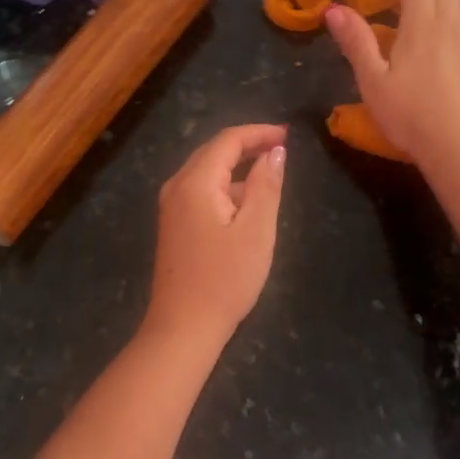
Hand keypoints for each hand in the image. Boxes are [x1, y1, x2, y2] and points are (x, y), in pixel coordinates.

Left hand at [147, 124, 286, 344]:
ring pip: (206, 170)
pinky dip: (226, 184)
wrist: (183, 326)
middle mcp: (177, 186)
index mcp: (196, 182)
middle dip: (248, 144)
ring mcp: (171, 206)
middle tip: (282, 147)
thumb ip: (266, 185)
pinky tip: (247, 202)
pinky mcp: (174, 224)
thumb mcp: (257, 230)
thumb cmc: (226, 279)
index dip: (259, 132)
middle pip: (213, 150)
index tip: (288, 135)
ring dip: (237, 165)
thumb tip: (275, 151)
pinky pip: (201, 189)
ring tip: (270, 173)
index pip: (228, 140)